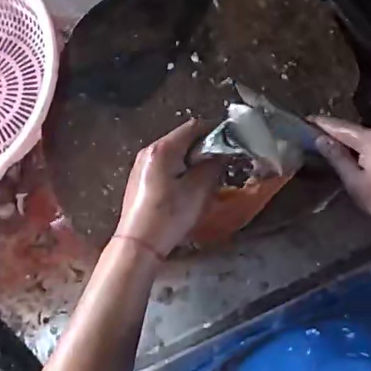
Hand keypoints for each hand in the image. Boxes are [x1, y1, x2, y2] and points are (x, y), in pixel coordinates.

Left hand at [112, 119, 223, 257]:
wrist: (138, 243)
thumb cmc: (169, 215)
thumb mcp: (198, 190)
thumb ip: (212, 165)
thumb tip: (221, 153)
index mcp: (163, 148)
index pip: (194, 126)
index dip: (216, 132)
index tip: (232, 143)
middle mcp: (149, 150)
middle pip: (183, 139)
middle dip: (204, 148)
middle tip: (221, 163)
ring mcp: (141, 164)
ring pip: (174, 153)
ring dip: (192, 160)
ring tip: (207, 178)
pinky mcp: (140, 178)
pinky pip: (165, 165)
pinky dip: (179, 170)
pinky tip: (187, 188)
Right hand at [311, 116, 370, 233]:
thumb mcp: (357, 184)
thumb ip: (338, 158)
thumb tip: (320, 139)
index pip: (339, 126)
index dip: (320, 124)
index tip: (304, 120)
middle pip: (356, 131)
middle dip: (339, 136)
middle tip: (320, 142)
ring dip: (357, 145)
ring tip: (342, 154)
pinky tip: (367, 161)